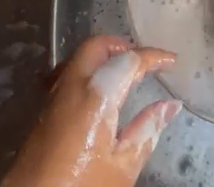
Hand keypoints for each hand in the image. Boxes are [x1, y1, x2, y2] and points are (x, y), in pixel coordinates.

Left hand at [0, 35, 180, 186]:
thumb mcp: (123, 167)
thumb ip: (148, 130)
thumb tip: (171, 105)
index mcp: (96, 96)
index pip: (129, 60)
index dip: (153, 57)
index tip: (172, 61)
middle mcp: (71, 87)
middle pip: (96, 46)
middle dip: (122, 46)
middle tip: (143, 61)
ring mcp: (53, 98)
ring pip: (78, 58)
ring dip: (102, 57)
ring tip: (123, 72)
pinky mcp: (42, 113)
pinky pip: (67, 75)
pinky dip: (87, 71)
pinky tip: (97, 93)